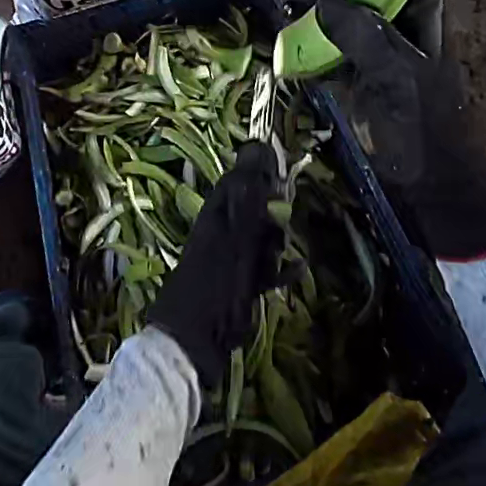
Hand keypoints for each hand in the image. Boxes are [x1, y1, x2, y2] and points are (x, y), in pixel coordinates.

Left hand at [147, 141, 290, 386]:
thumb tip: (257, 146)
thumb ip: (250, 197)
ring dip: (275, 244)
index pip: (242, 179)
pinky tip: (293, 272)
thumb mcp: (236, 237)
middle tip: (276, 234)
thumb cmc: (214, 285)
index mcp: (218, 213)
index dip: (263, 174)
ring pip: (263, 236)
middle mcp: (222, 229)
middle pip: (257, 208)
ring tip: (277, 261)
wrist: (193, 339)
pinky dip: (278, 268)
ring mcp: (230, 255)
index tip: (283, 179)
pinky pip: (264, 265)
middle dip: (274, 217)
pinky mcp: (238, 280)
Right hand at [316, 0, 485, 260]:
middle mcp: (401, 38)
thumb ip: (364, 35)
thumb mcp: (398, 75)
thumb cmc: (425, 127)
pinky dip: (312, 52)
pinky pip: (332, 59)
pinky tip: (289, 47)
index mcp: (424, 26)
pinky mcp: (359, 88)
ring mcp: (379, 63)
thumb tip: (325, 2)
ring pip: (348, 27)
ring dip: (320, 18)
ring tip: (290, 10)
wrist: (430, 187)